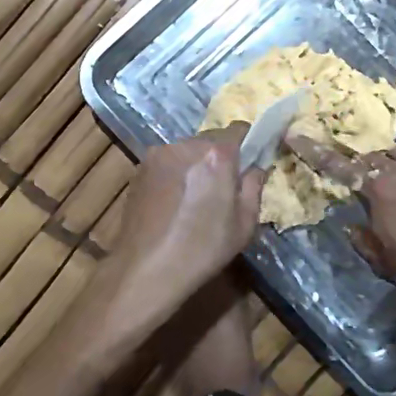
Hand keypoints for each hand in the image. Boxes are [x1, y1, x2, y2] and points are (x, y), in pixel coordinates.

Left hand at [107, 125, 263, 311]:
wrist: (147, 267)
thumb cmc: (202, 248)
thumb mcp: (244, 224)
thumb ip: (253, 187)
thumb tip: (255, 167)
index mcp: (216, 154)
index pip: (239, 128)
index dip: (248, 142)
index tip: (250, 161)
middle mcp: (185, 145)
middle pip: (211, 139)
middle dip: (220, 156)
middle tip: (223, 185)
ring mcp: (158, 154)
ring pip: (187, 150)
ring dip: (196, 164)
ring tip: (195, 196)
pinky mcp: (140, 167)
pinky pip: (167, 161)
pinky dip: (175, 172)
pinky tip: (174, 201)